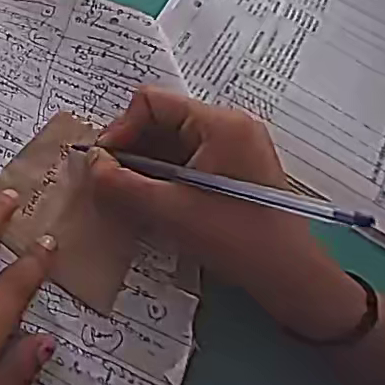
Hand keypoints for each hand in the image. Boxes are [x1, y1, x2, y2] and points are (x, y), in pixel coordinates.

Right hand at [89, 86, 364, 339]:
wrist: (294, 282)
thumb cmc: (236, 240)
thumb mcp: (169, 211)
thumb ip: (121, 183)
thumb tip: (90, 162)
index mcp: (219, 123)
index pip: (151, 102)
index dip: (120, 128)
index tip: (104, 160)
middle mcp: (228, 124)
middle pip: (160, 119)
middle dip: (130, 147)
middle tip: (109, 178)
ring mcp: (234, 145)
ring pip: (170, 140)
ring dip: (143, 162)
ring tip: (126, 191)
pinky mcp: (233, 167)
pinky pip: (185, 157)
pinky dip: (162, 173)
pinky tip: (149, 198)